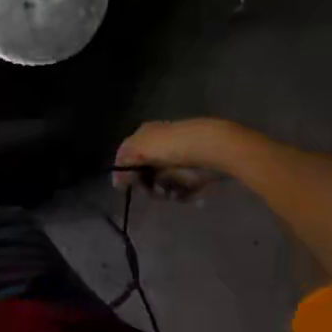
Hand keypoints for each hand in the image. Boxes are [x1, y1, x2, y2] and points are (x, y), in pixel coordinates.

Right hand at [111, 118, 253, 195]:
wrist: (214, 147)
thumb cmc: (171, 146)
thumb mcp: (139, 149)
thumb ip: (123, 164)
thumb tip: (117, 180)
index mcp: (144, 134)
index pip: (126, 154)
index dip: (124, 171)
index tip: (125, 187)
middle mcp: (160, 145)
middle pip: (145, 169)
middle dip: (145, 183)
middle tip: (151, 192)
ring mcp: (179, 159)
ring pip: (163, 180)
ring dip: (163, 190)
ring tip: (170, 196)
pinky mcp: (196, 172)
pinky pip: (183, 187)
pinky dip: (181, 194)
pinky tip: (183, 196)